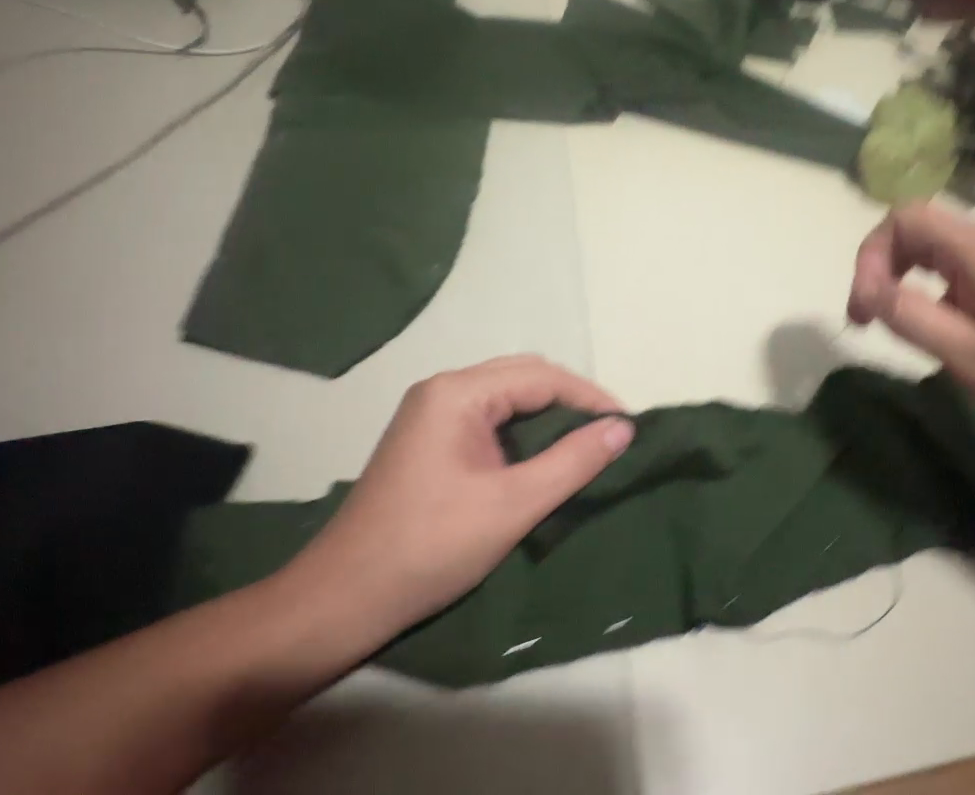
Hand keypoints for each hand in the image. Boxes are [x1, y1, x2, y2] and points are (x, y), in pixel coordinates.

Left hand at [282, 356, 633, 643]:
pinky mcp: (427, 443)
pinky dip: (521, 435)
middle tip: (612, 435)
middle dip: (571, 402)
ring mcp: (429, 416)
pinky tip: (543, 461)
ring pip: (505, 400)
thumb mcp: (514, 504)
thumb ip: (573, 461)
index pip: (541, 376)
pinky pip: (487, 422)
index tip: (629, 426)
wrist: (345, 598)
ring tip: (587, 446)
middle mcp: (442, 391)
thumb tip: (623, 428)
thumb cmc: (431, 547)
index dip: (590, 397)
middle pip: (522, 378)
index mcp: (457, 393)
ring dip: (547, 418)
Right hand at [848, 204, 974, 462]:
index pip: (905, 218)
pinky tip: (949, 338)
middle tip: (867, 319)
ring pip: (944, 255)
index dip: (871, 254)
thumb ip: (909, 316)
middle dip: (884, 268)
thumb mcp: (966, 356)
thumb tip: (867, 288)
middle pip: (922, 231)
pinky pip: (969, 275)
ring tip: (903, 332)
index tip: (863, 307)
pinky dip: (940, 295)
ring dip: (910, 283)